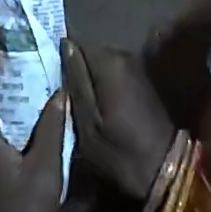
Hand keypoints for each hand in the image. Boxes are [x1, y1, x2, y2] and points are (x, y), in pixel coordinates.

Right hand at [60, 38, 176, 202]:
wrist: (165, 168)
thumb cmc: (119, 150)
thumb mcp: (88, 122)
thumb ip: (76, 81)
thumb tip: (65, 45)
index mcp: (109, 63)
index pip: (75, 42)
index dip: (59, 55)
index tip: (45, 70)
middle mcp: (123, 55)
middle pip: (88, 51)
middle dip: (73, 66)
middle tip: (56, 88)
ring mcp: (134, 66)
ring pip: (99, 62)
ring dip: (87, 75)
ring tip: (70, 96)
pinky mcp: (140, 79)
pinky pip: (111, 71)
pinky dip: (100, 82)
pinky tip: (91, 101)